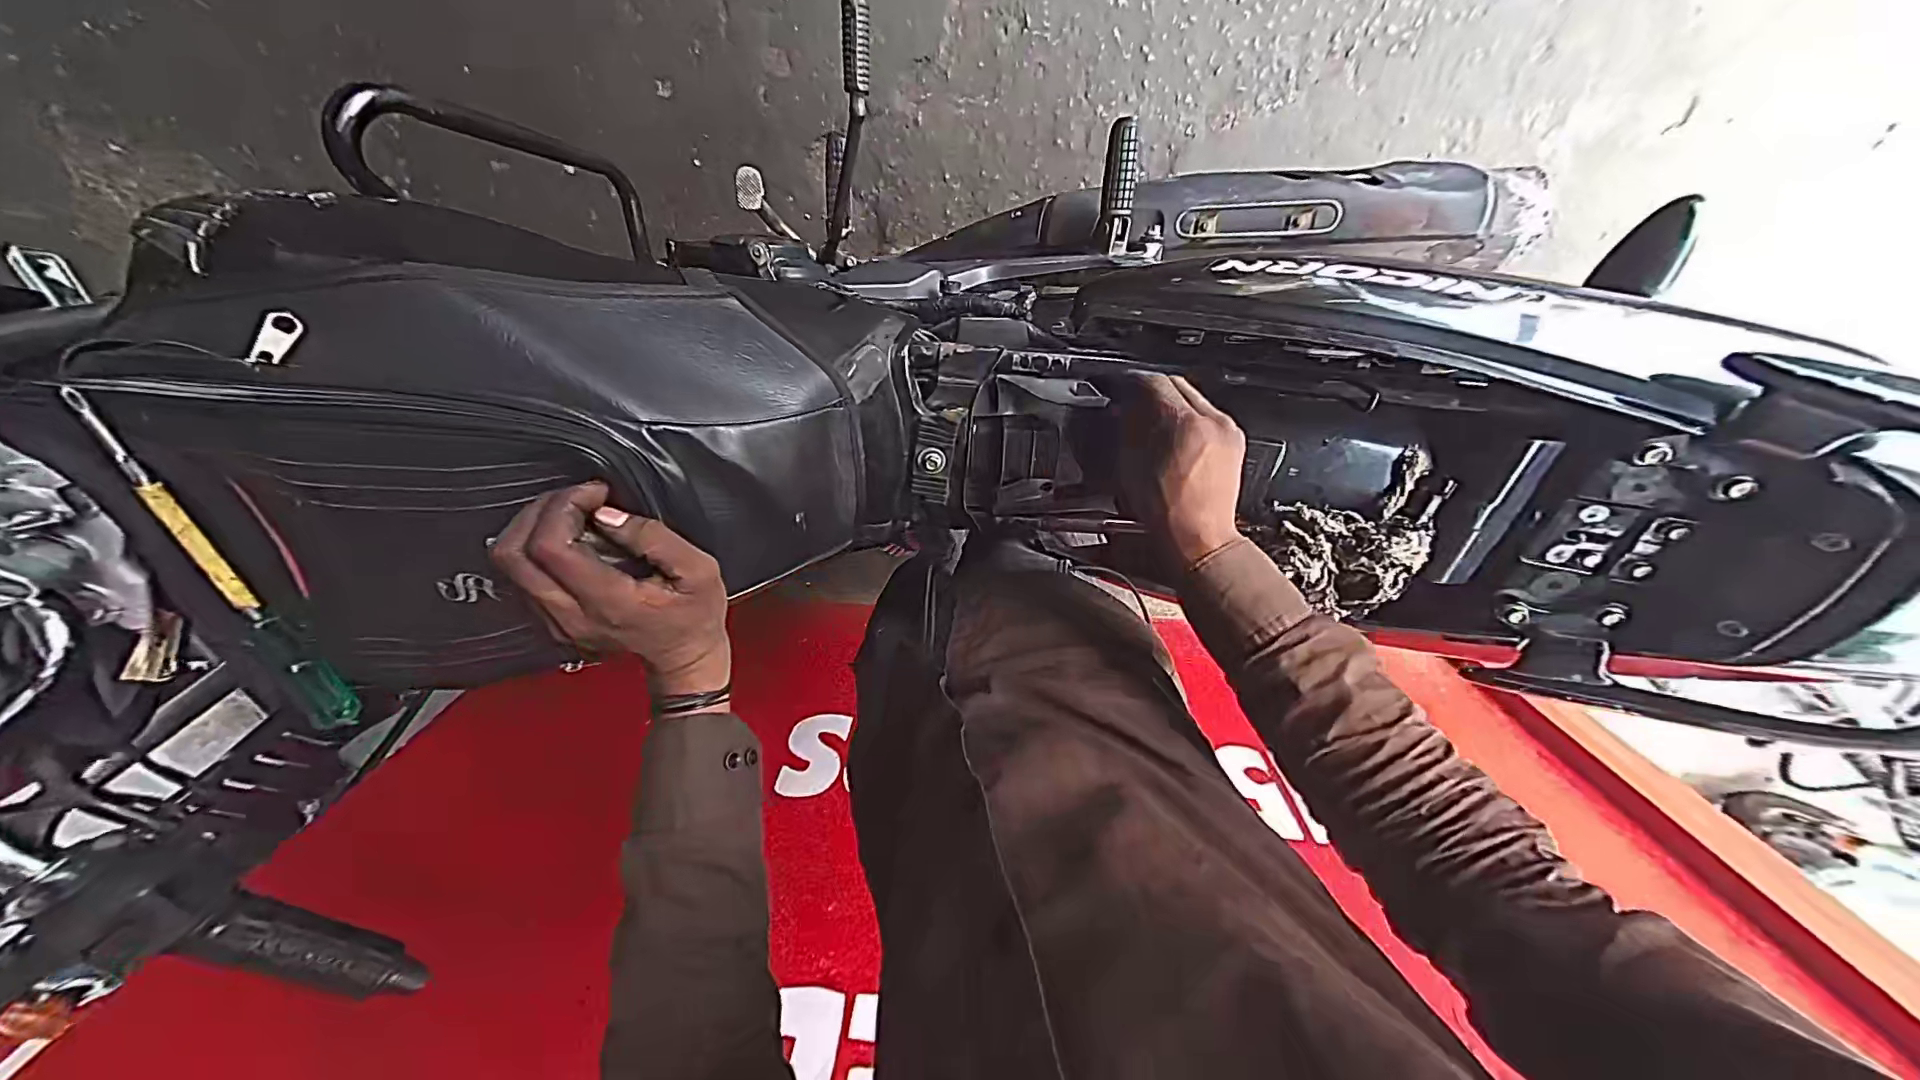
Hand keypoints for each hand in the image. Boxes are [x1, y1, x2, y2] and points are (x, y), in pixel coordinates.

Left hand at [491, 482, 731, 702]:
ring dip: (533, 527)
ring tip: (573, 513)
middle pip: (513, 554)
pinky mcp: (553, 622)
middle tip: (577, 497)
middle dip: (539, 511)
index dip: (564, 506)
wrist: (686, 659)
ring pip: (510, 565)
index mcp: (607, 602)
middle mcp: (571, 616)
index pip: (550, 547)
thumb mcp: (699, 570)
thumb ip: (655, 538)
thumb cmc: (696, 617)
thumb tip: (607, 515)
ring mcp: (558, 623)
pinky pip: (523, 577)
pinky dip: (537, 547)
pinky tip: (572, 538)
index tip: (595, 493)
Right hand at [1118, 373, 1247, 567]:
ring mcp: (1225, 431)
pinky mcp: (1233, 442)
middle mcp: (1210, 421)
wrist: (1199, 539)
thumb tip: (1124, 410)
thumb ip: (1128, 430)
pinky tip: (1171, 437)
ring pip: (1192, 399)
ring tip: (1150, 421)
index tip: (1118, 388)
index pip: (1152, 382)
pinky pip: (1206, 416)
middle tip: (1130, 401)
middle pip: (1175, 384)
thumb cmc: (1166, 515)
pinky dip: (1186, 420)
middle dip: (1150, 391)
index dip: (1129, 383)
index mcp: (1182, 424)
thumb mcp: (1131, 468)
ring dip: (1169, 404)